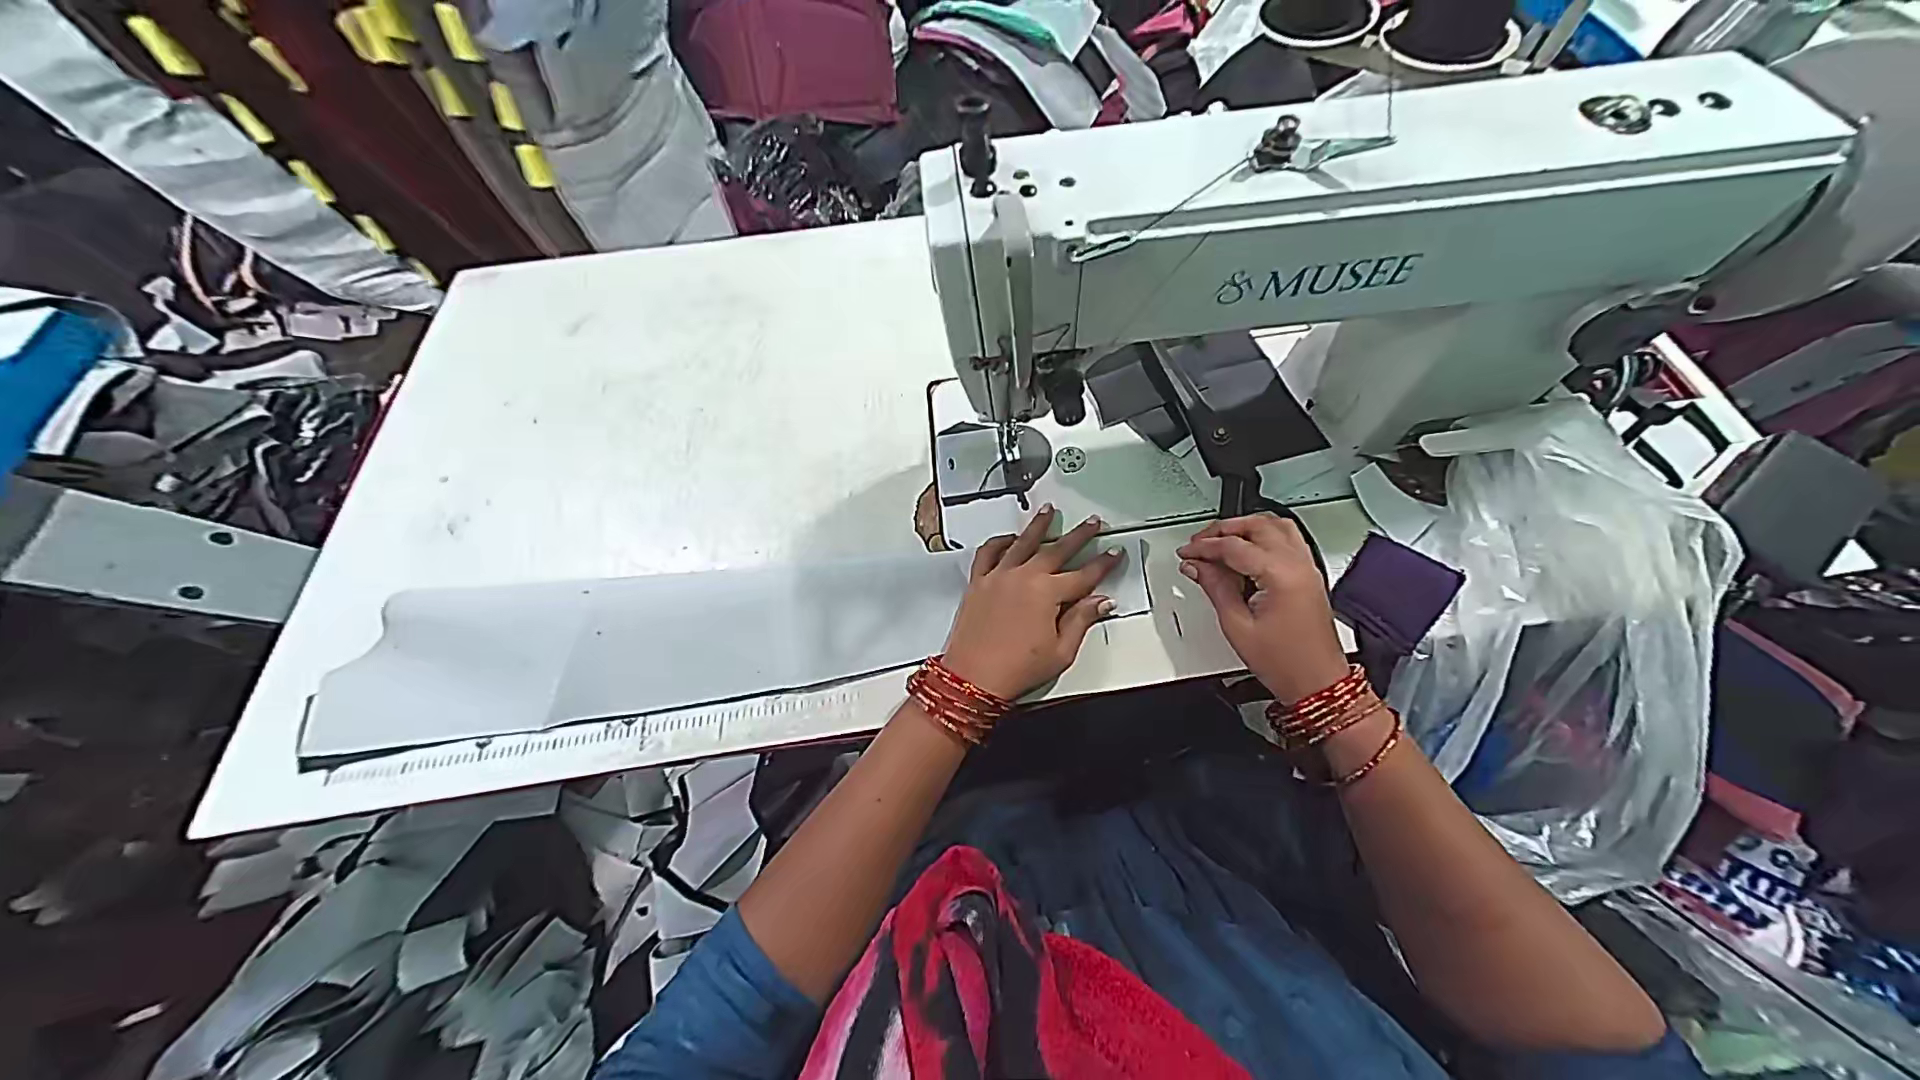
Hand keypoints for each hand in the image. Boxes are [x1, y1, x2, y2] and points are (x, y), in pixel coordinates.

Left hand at [942, 507, 1123, 698]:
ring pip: (1023, 543)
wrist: (973, 677)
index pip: (1083, 574)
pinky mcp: (978, 583)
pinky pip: (989, 553)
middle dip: (1079, 535)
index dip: (1102, 564)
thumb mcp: (1060, 652)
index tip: (1114, 553)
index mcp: (1047, 594)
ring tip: (1049, 511)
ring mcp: (998, 577)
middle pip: (1057, 550)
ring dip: (1039, 526)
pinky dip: (999, 542)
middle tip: (1093, 523)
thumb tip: (1101, 602)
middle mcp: (1023, 577)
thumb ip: (1081, 621)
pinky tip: (1009, 537)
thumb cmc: (1016, 668)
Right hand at [1176, 513, 1347, 703]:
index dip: (1204, 547)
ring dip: (1245, 527)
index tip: (1187, 553)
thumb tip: (1197, 566)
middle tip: (1199, 543)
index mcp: (1281, 575)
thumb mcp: (1237, 625)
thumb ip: (1215, 587)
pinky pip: (1287, 539)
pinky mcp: (1309, 575)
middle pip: (1257, 526)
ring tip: (1220, 540)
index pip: (1234, 546)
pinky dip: (1263, 535)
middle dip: (1223, 529)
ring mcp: (1308, 568)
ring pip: (1275, 526)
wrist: (1317, 682)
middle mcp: (1299, 565)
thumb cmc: (1286, 662)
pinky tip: (1245, 549)